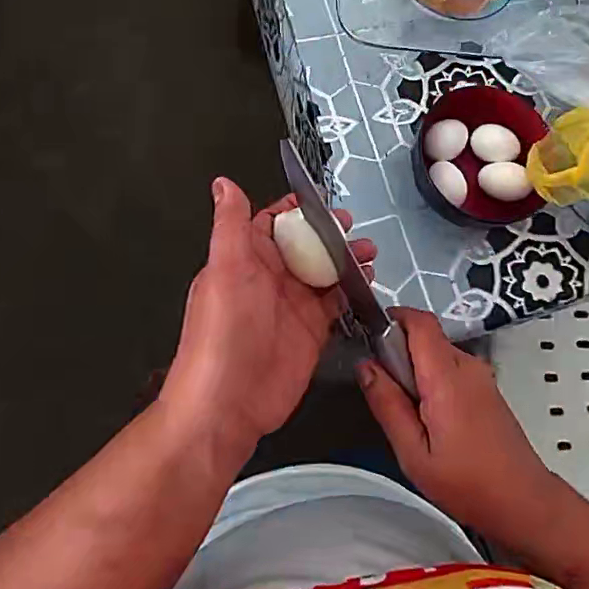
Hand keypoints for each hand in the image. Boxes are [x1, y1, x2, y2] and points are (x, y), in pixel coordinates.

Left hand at [162, 177, 374, 455]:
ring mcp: (291, 307)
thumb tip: (223, 185)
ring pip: (323, 273)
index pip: (271, 224)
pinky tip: (367, 282)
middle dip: (329, 234)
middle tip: (352, 227)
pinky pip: (335, 304)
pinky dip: (352, 291)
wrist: (228, 403)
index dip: (294, 211)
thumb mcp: (226, 270)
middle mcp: (268, 281)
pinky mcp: (311, 332)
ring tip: (368, 251)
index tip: (318, 201)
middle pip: (304, 247)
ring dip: (346, 260)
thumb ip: (231, 225)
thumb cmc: (220, 336)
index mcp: (244, 260)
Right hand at [358, 309, 569, 552]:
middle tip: (388, 395)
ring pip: (436, 353)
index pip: (420, 321)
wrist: (523, 501)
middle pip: (425, 337)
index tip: (371, 340)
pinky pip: (449, 369)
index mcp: (446, 378)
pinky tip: (432, 421)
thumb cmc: (468, 483)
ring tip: (411, 417)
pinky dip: (432, 382)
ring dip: (415, 371)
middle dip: (399, 354)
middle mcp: (467, 367)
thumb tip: (366, 368)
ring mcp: (480, 376)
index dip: (392, 319)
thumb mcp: (413, 452)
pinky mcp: (485, 387)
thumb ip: (387, 404)